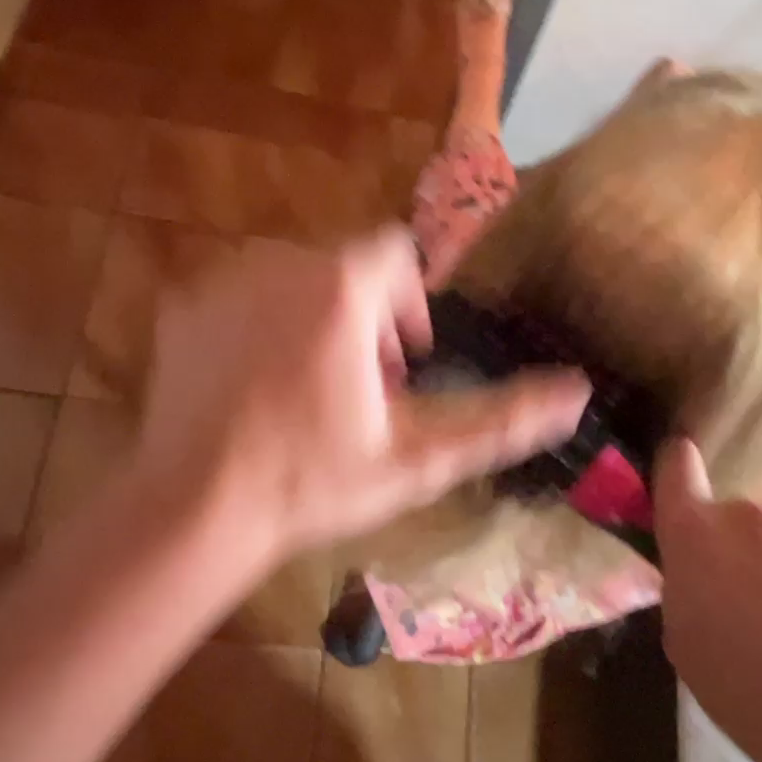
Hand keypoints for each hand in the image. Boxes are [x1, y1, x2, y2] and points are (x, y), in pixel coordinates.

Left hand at [127, 229, 591, 567]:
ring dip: (316, 320)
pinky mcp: (182, 306)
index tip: (404, 362)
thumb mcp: (418, 457)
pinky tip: (256, 391)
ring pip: (292, 278)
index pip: (394, 251)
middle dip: (365, 318)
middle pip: (344, 266)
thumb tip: (578, 393)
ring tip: (312, 393)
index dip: (410, 303)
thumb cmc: (314, 482)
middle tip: (362, 392)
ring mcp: (223, 281)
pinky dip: (261, 328)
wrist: (196, 509)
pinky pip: (240, 297)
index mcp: (341, 287)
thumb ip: (501, 421)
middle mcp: (280, 262)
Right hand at [653, 438, 761, 749]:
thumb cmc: (737, 687)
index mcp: (693, 535)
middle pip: (736, 517)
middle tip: (754, 602)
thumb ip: (687, 586)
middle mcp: (745, 514)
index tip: (682, 471)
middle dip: (741, 548)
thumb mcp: (682, 638)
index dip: (678, 465)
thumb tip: (702, 574)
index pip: (676, 466)